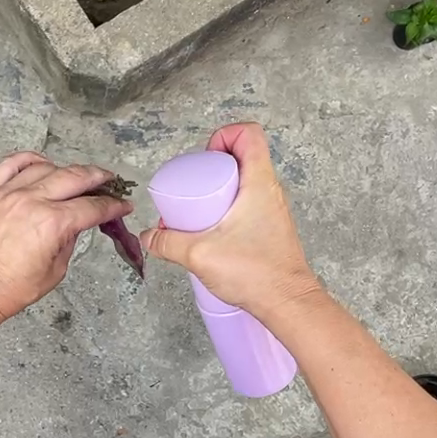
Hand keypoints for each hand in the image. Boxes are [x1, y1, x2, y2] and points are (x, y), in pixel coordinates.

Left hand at [0, 152, 133, 324]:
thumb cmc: (14, 287)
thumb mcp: (56, 269)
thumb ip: (69, 239)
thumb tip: (76, 222)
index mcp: (52, 223)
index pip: (92, 207)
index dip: (112, 206)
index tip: (123, 205)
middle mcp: (32, 201)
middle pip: (74, 177)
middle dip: (98, 178)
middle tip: (109, 180)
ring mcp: (8, 193)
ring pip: (45, 167)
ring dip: (66, 169)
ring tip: (76, 176)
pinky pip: (11, 164)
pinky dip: (30, 160)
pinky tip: (42, 164)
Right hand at [138, 123, 320, 316]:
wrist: (287, 303)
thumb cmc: (257, 274)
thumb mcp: (200, 255)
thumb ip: (168, 244)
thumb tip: (150, 236)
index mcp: (259, 183)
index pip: (249, 134)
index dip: (223, 136)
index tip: (203, 159)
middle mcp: (269, 191)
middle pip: (242, 157)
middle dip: (214, 166)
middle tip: (194, 186)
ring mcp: (271, 211)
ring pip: (244, 183)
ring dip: (220, 190)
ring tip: (198, 212)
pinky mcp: (269, 229)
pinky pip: (246, 206)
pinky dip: (227, 210)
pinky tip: (211, 233)